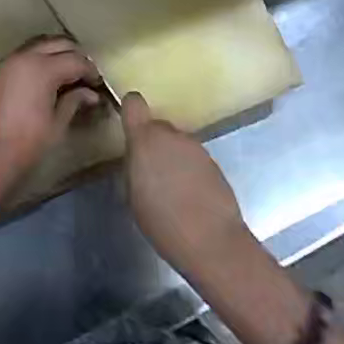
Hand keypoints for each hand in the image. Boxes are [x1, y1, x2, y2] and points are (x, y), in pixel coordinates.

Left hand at [0, 36, 100, 181]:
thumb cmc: (26, 142)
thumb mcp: (57, 123)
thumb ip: (74, 101)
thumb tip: (90, 94)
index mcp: (43, 68)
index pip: (76, 60)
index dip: (90, 71)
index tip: (97, 85)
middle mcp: (26, 56)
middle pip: (59, 43)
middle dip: (76, 56)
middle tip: (85, 76)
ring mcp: (10, 60)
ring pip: (41, 43)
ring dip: (57, 52)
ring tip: (67, 73)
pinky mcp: (0, 69)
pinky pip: (26, 52)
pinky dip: (41, 56)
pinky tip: (47, 76)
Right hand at [119, 91, 252, 277]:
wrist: (212, 240)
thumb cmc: (162, 222)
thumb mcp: (133, 196)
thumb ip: (133, 167)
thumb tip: (138, 159)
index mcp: (145, 140)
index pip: (134, 103)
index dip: (130, 111)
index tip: (130, 128)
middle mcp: (172, 135)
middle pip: (157, 127)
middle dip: (153, 144)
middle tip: (151, 175)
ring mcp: (195, 146)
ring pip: (176, 143)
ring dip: (172, 158)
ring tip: (172, 191)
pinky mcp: (213, 161)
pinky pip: (192, 158)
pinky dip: (189, 170)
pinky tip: (190, 197)